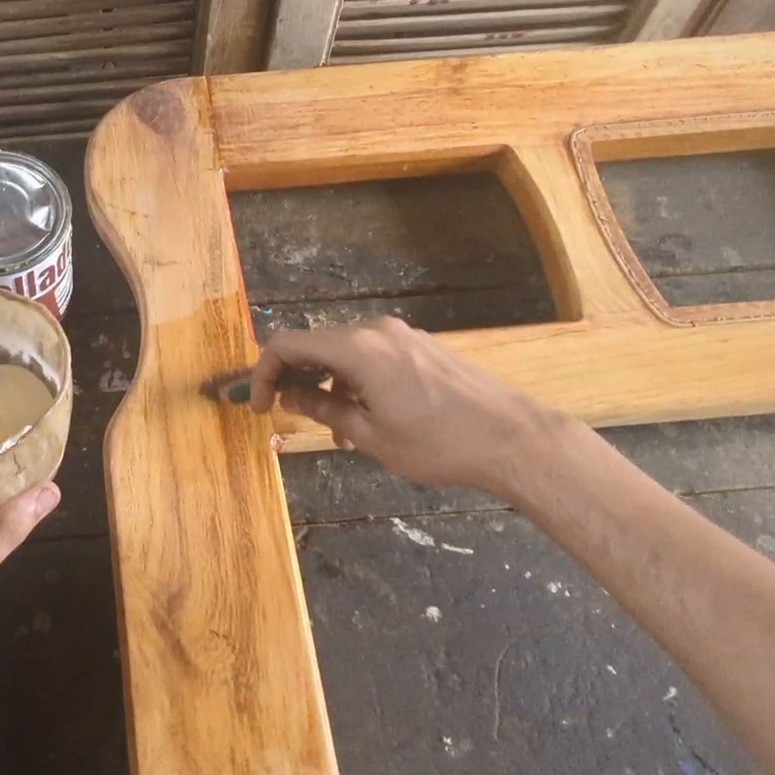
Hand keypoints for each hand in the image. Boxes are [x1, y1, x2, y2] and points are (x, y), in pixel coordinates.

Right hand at [249, 316, 570, 493]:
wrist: (515, 438)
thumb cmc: (438, 443)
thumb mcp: (371, 435)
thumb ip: (323, 410)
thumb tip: (288, 396)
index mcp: (357, 349)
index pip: (287, 344)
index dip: (263, 373)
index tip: (260, 408)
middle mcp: (375, 331)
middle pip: (315, 345)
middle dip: (296, 381)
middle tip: (291, 417)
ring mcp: (401, 336)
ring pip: (344, 354)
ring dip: (328, 386)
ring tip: (340, 434)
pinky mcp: (421, 346)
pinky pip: (372, 357)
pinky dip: (356, 382)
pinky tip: (370, 419)